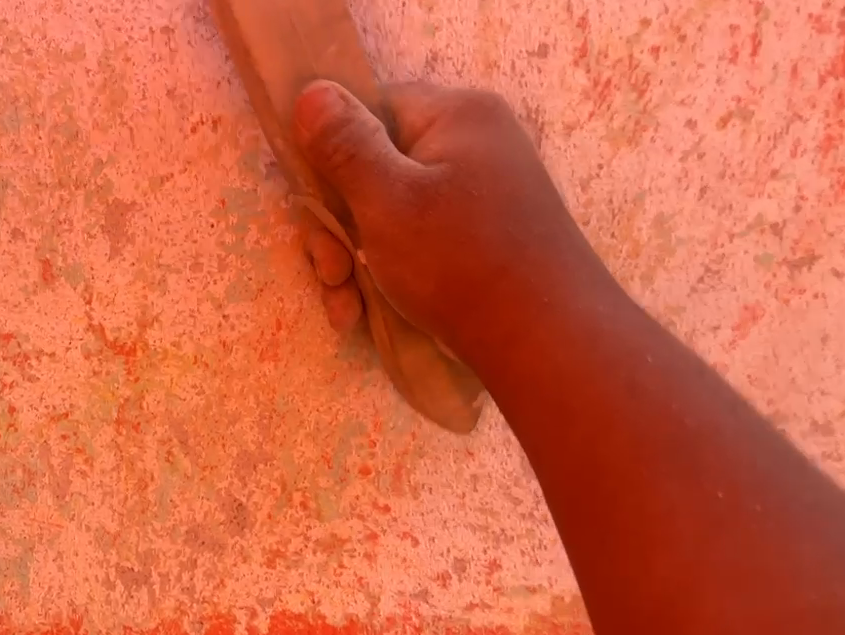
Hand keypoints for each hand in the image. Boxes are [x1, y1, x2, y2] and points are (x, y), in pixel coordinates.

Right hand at [292, 80, 617, 357]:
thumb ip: (345, 147)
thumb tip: (309, 92)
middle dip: (334, 230)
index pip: (370, 107)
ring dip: (346, 264)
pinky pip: (398, 242)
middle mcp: (463, 145)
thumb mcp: (386, 201)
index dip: (328, 152)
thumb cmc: (457, 259)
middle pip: (365, 169)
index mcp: (453, 117)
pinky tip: (358, 312)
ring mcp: (465, 191)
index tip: (309, 203)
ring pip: (374, 216)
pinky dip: (372, 276)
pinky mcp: (463, 234)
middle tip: (331, 272)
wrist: (534, 333)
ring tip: (345, 306)